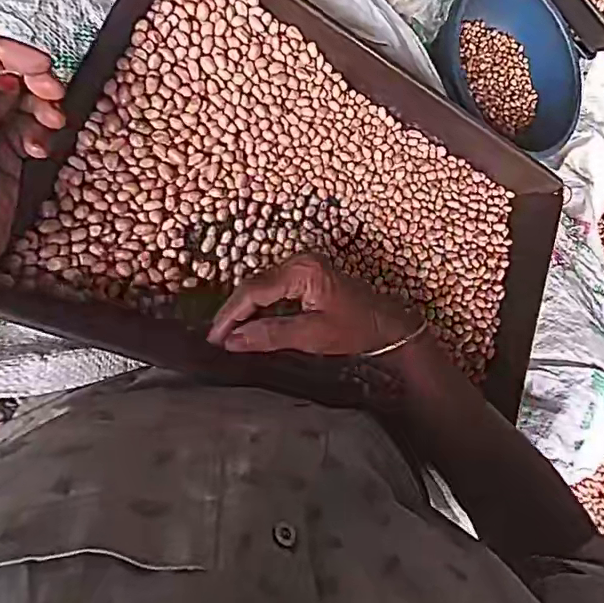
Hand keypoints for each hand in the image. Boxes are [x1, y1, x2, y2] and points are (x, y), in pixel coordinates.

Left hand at [0, 30, 67, 291]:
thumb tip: (2, 84)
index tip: (37, 62)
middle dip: (28, 77)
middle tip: (52, 90)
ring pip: (18, 103)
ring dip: (40, 106)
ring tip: (51, 121)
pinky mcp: (1, 164)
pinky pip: (29, 134)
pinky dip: (42, 134)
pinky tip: (40, 147)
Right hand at [207, 253, 420, 355]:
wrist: (388, 325)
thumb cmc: (356, 329)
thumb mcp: (312, 336)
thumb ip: (271, 335)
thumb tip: (233, 340)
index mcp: (303, 271)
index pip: (254, 291)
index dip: (230, 315)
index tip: (215, 338)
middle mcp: (301, 262)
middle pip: (254, 286)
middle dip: (234, 313)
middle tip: (217, 339)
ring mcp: (304, 267)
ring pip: (262, 287)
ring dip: (246, 311)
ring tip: (229, 336)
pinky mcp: (307, 275)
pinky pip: (274, 289)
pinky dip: (261, 308)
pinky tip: (252, 326)